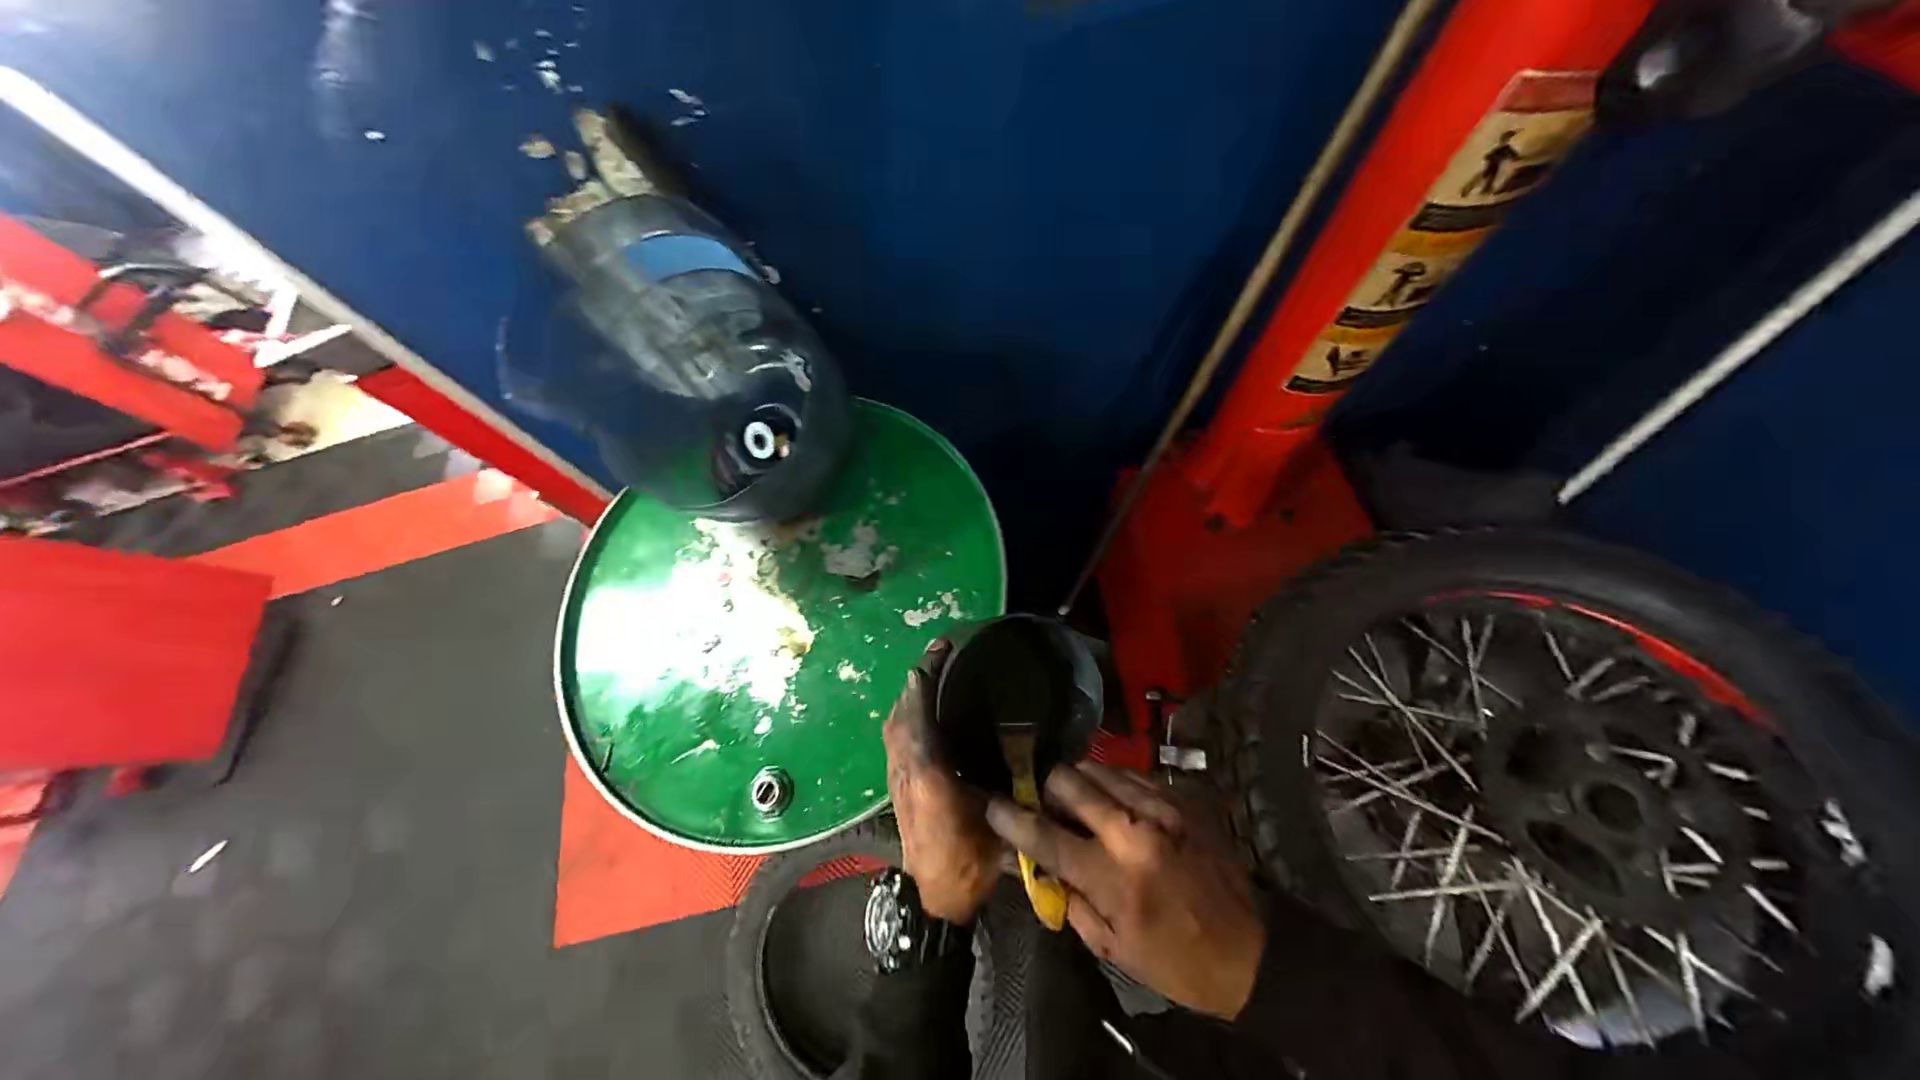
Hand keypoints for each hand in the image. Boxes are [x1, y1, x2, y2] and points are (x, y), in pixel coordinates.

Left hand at [883, 639, 1002, 923]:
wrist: (934, 896)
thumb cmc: (968, 859)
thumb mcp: (994, 819)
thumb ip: (1001, 782)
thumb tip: (1018, 747)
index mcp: (929, 774)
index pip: (919, 715)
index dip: (927, 681)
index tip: (939, 652)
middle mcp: (906, 769)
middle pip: (902, 713)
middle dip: (917, 680)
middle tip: (939, 654)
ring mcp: (896, 778)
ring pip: (895, 725)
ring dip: (909, 696)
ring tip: (931, 675)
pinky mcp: (896, 785)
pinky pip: (896, 738)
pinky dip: (906, 715)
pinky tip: (922, 711)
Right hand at [985, 762, 1265, 1018]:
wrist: (1252, 950)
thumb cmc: (1175, 960)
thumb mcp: (1112, 947)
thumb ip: (1070, 898)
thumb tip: (1040, 864)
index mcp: (1113, 877)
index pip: (1046, 835)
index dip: (1012, 818)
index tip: (993, 805)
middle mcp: (1134, 831)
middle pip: (1069, 781)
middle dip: (1047, 789)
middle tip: (1047, 805)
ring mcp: (1162, 808)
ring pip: (1098, 767)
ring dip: (1079, 782)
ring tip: (1080, 802)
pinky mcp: (1183, 799)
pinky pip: (1132, 774)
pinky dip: (1113, 784)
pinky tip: (1116, 802)